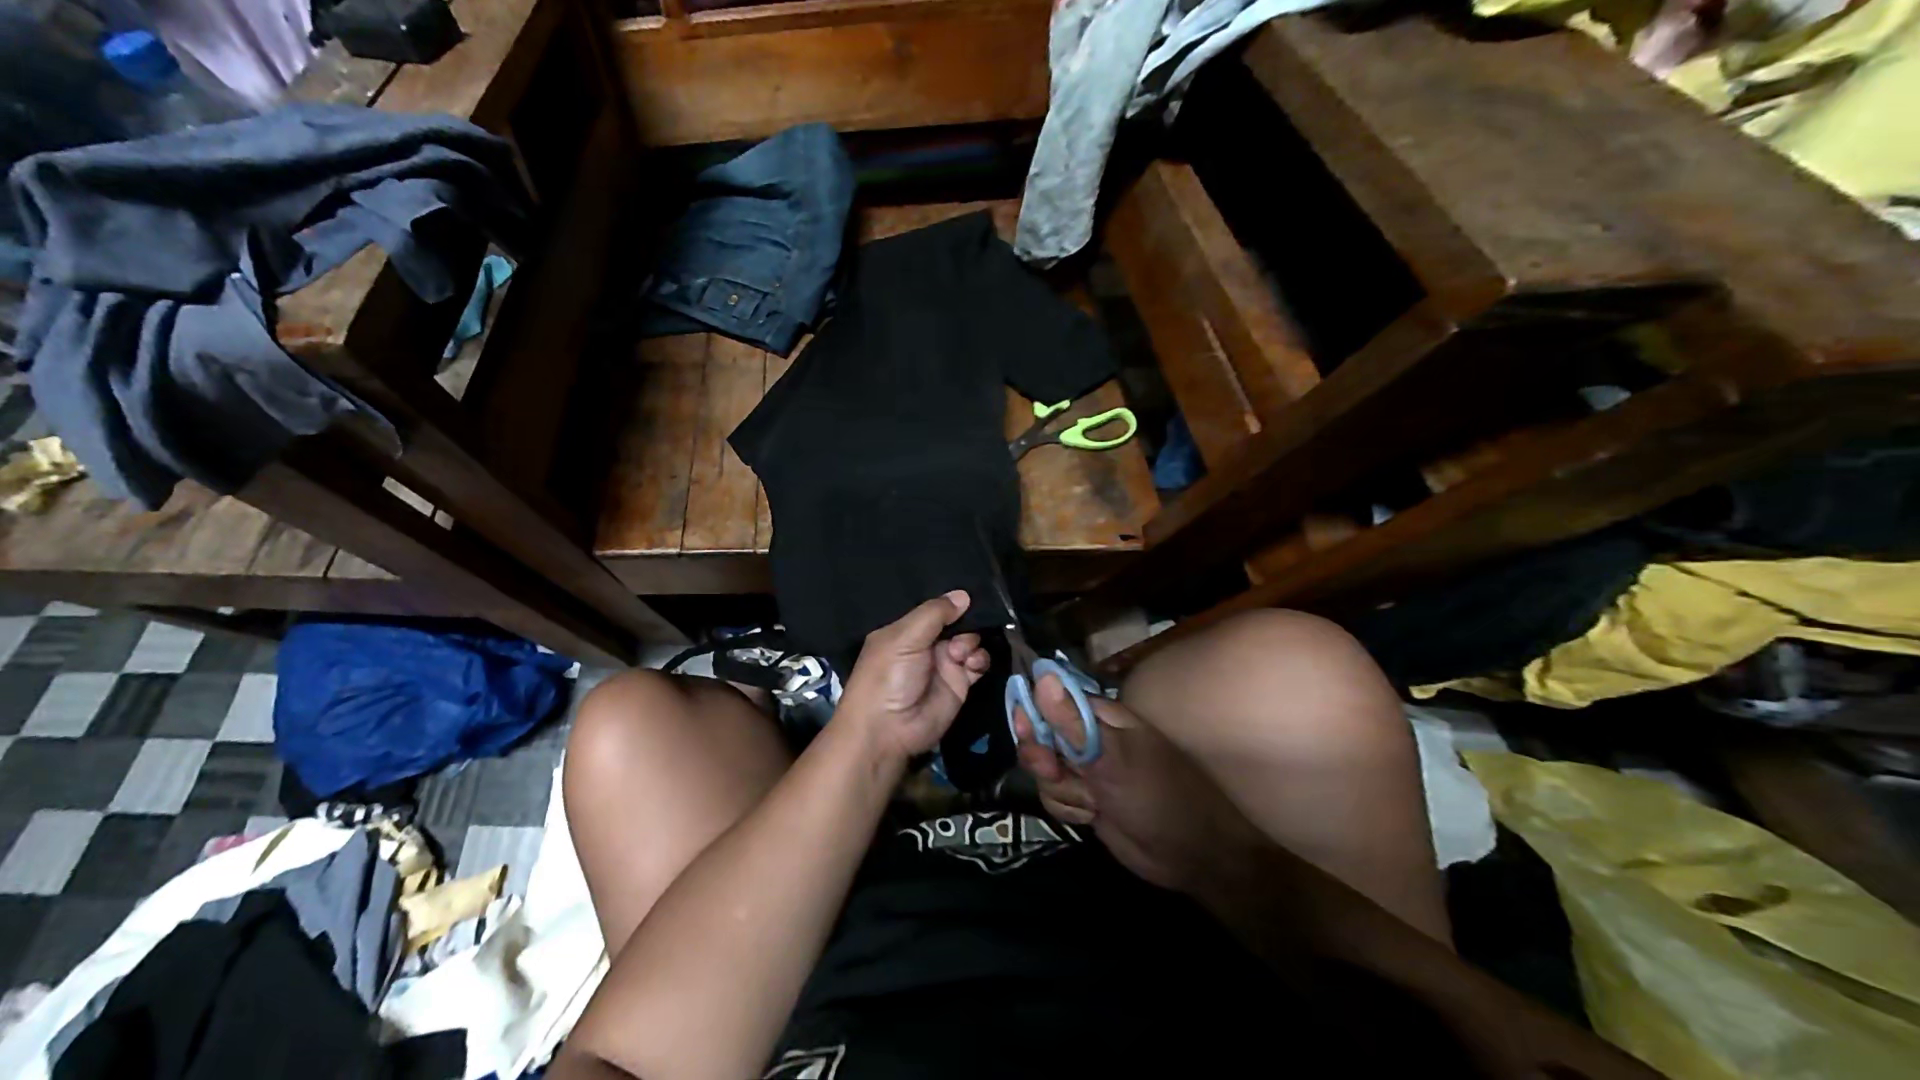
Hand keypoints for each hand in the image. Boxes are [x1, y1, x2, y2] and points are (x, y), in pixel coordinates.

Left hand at [836, 591, 991, 762]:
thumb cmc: (887, 676)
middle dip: (966, 620)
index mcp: (905, 630)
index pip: (933, 609)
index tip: (968, 594)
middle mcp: (925, 644)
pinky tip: (972, 663)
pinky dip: (980, 659)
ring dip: (972, 641)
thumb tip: (963, 595)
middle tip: (964, 626)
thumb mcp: (903, 638)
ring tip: (961, 652)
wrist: (888, 730)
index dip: (950, 602)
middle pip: (955, 623)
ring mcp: (944, 664)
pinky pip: (978, 663)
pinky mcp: (960, 684)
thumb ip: (934, 614)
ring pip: (970, 641)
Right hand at [1014, 675, 1261, 892]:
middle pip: (1040, 737)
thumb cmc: (1156, 794)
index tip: (1028, 735)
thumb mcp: (1112, 757)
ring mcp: (1087, 769)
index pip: (1049, 699)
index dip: (1032, 716)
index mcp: (1099, 714)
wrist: (1189, 854)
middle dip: (1043, 760)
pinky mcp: (1085, 798)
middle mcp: (1089, 736)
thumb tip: (1042, 676)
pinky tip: (1090, 816)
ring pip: (1044, 771)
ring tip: (1091, 802)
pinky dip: (1067, 808)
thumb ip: (1073, 722)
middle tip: (1056, 773)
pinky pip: (1054, 796)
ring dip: (1061, 790)